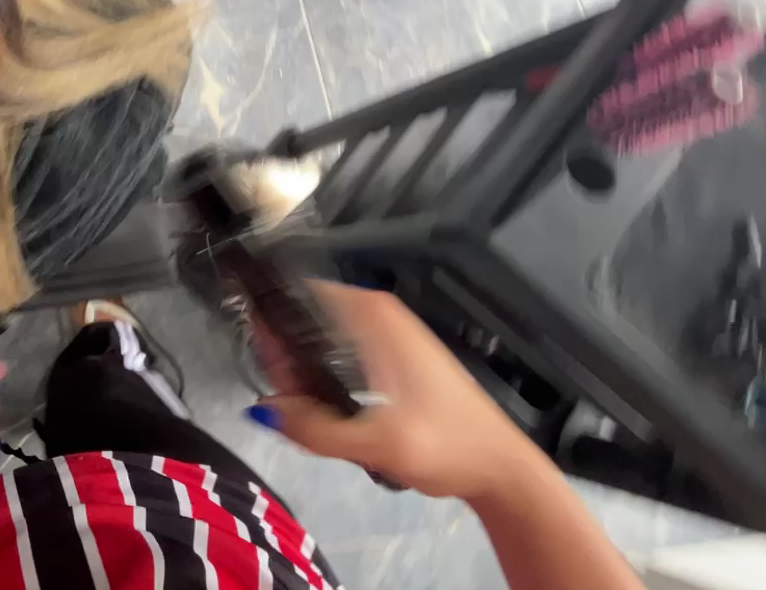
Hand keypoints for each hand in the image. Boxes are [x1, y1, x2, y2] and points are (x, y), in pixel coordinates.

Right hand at [250, 283, 543, 503]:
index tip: (267, 361)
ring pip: (321, 334)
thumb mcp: (377, 444)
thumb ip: (315, 429)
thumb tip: (263, 412)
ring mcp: (387, 329)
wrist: (503, 472)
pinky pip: (339, 347)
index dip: (272, 324)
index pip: (298, 293)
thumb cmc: (447, 446)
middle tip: (287, 394)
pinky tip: (327, 403)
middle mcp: (377, 311)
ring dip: (304, 365)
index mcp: (370, 314)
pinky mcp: (393, 350)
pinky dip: (324, 369)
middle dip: (287, 352)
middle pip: (306, 315)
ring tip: (305, 404)